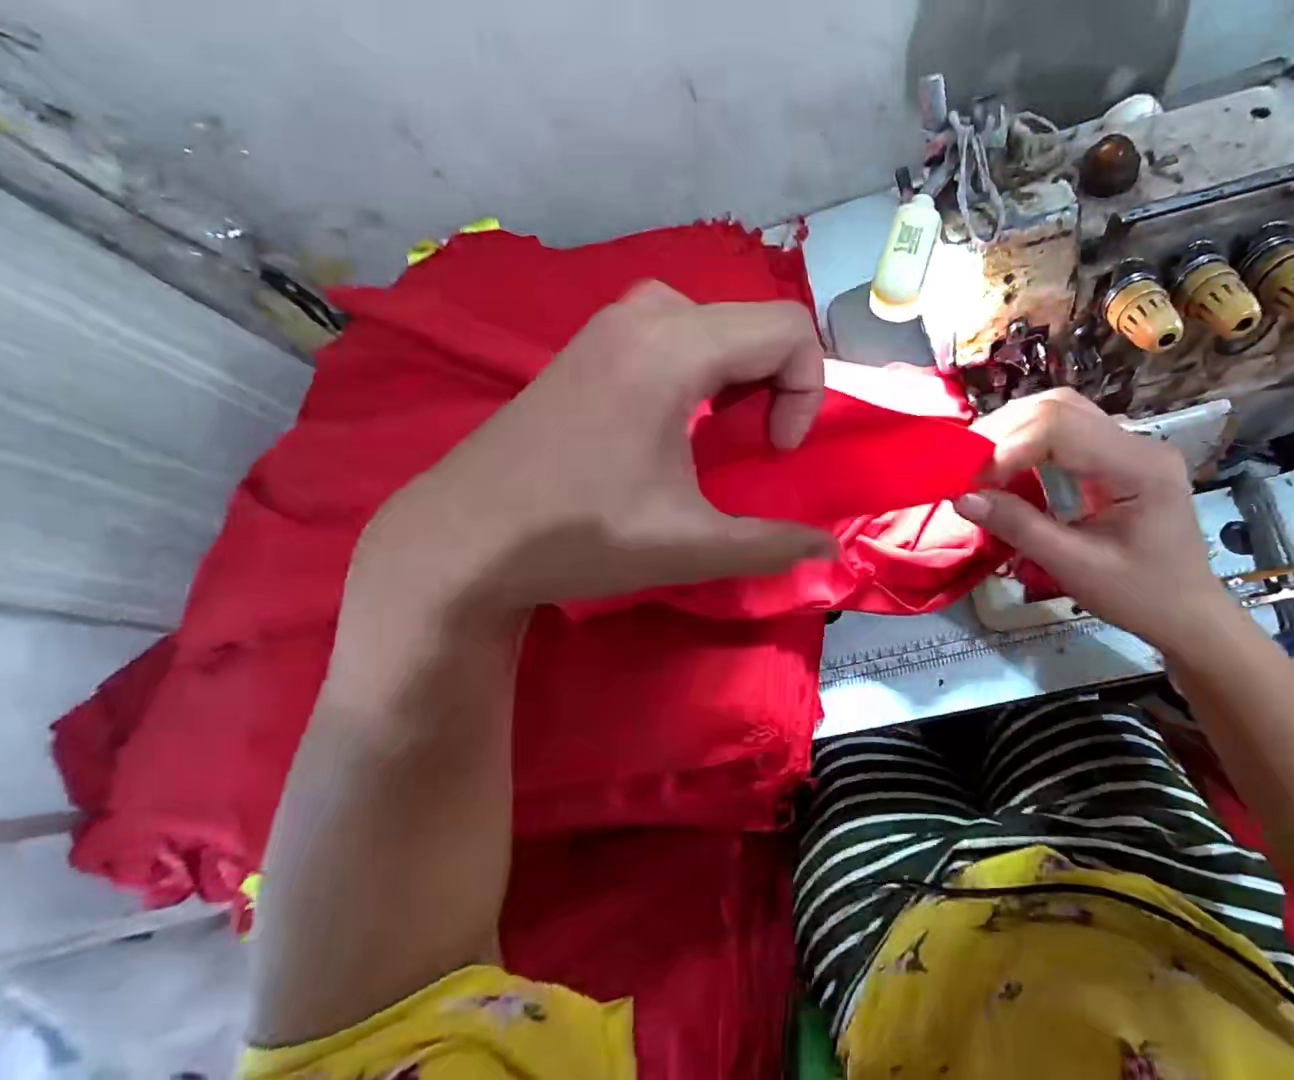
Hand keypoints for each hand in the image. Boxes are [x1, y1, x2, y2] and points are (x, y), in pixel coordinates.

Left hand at [347, 282, 834, 631]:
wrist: (463, 539)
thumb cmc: (580, 537)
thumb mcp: (691, 546)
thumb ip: (774, 544)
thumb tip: (830, 548)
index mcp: (675, 351)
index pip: (788, 330)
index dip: (807, 390)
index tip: (775, 449)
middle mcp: (644, 316)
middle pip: (755, 320)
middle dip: (780, 379)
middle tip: (757, 441)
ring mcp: (607, 325)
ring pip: (713, 319)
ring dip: (741, 368)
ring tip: (723, 426)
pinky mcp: (586, 345)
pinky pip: (672, 327)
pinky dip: (701, 362)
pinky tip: (679, 416)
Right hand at [957, 389, 1238, 651]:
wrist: (1187, 614)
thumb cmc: (1140, 596)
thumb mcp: (1076, 567)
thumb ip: (1020, 527)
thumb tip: (963, 498)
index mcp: (1140, 466)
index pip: (1062, 428)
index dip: (1008, 448)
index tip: (972, 483)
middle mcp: (1139, 443)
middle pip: (1060, 409)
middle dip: (1006, 432)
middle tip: (965, 465)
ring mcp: (1132, 447)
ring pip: (1062, 414)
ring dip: (1015, 433)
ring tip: (980, 464)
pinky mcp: (1120, 458)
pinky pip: (1068, 436)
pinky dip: (1030, 447)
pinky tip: (1008, 469)